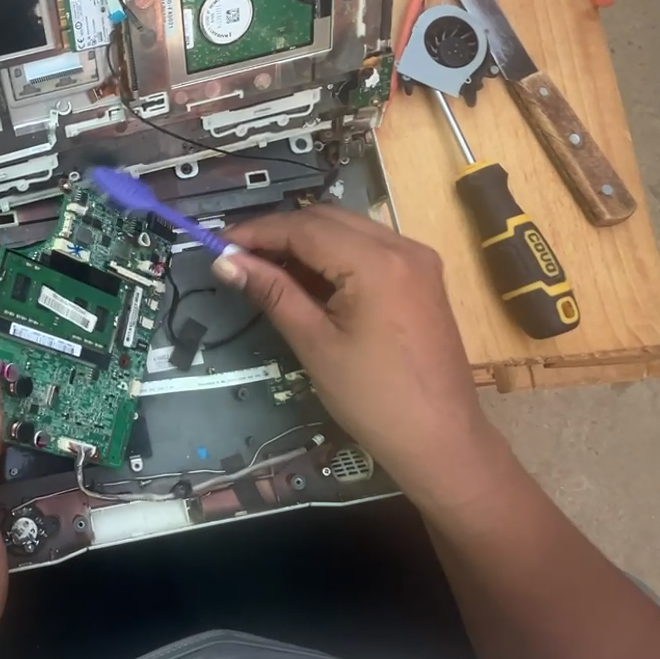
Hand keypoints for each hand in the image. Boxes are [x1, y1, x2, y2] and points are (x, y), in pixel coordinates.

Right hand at [215, 206, 501, 507]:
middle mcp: (403, 247)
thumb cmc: (373, 398)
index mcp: (377, 263)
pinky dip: (332, 254)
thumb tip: (224, 262)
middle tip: (237, 257)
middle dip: (279, 232)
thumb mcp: (314, 343)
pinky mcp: (421, 276)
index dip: (257, 232)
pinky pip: (368, 247)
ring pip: (347, 228)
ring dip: (304, 241)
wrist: (441, 440)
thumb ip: (271, 292)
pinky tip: (305, 279)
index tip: (218, 243)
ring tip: (264, 268)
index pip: (305, 228)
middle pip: (327, 218)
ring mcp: (417, 259)